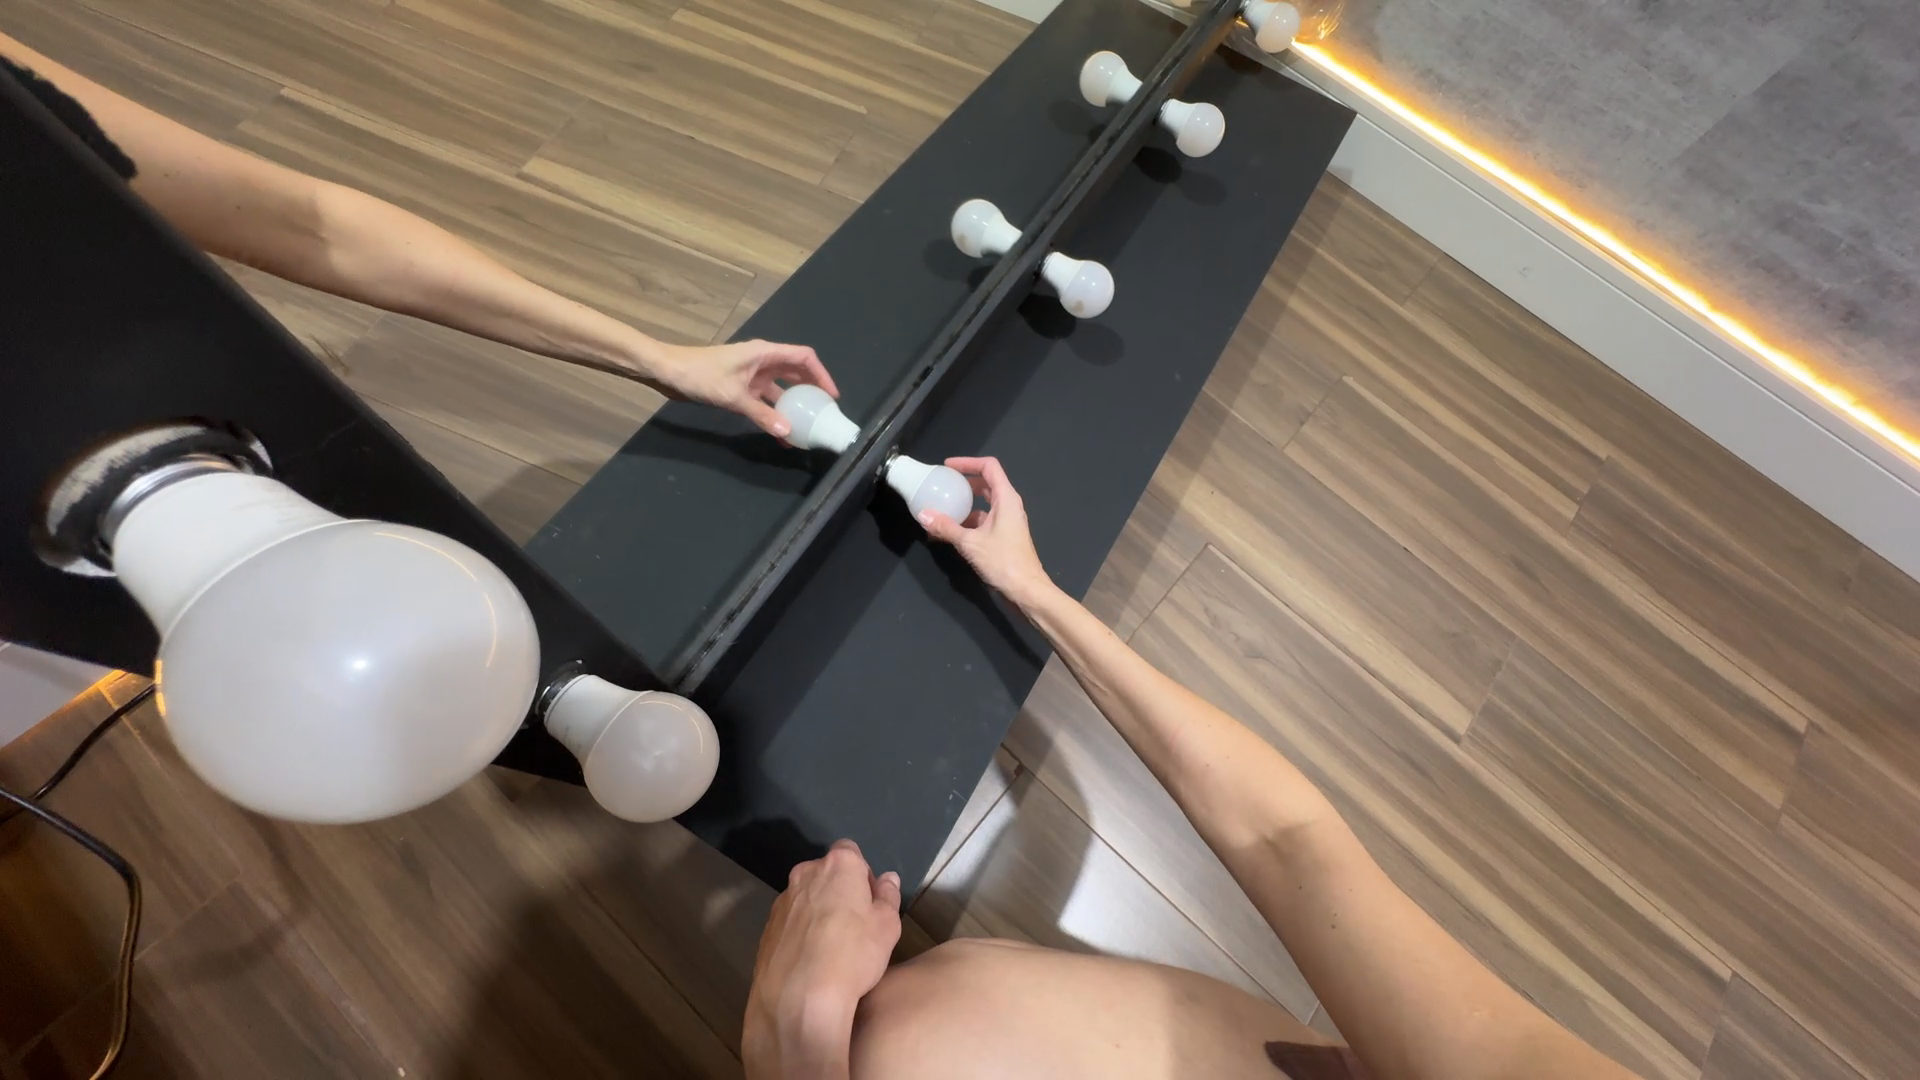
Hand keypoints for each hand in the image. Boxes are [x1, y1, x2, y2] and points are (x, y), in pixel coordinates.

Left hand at [642, 339, 837, 438]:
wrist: (667, 372)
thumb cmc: (700, 375)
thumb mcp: (733, 396)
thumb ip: (762, 414)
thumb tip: (787, 433)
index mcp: (764, 353)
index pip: (803, 357)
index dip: (822, 374)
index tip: (831, 396)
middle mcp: (762, 361)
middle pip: (797, 372)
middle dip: (812, 390)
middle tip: (824, 411)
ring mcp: (752, 374)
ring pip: (782, 388)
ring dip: (794, 404)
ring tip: (806, 424)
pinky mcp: (742, 387)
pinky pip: (766, 401)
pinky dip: (775, 414)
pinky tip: (780, 433)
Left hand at [744, 840, 901, 1079]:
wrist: (796, 1002)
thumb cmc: (852, 956)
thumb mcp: (887, 926)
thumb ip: (888, 896)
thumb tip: (887, 878)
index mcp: (838, 865)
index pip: (851, 852)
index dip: (862, 875)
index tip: (869, 903)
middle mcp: (805, 874)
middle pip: (826, 874)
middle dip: (838, 891)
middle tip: (853, 926)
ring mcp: (782, 902)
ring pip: (806, 899)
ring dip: (817, 913)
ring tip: (829, 950)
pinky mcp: (766, 930)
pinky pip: (790, 923)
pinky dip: (799, 934)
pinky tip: (809, 963)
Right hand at [918, 456, 1055, 607]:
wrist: (1026, 589)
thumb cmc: (1003, 561)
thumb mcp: (970, 543)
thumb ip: (946, 528)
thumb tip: (923, 515)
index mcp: (1006, 498)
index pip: (989, 467)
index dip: (968, 462)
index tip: (948, 467)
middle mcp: (1009, 506)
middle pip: (986, 484)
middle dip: (964, 482)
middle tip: (943, 484)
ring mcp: (1008, 521)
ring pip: (984, 505)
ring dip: (964, 505)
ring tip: (942, 509)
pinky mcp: (1004, 536)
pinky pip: (984, 521)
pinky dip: (968, 522)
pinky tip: (950, 532)